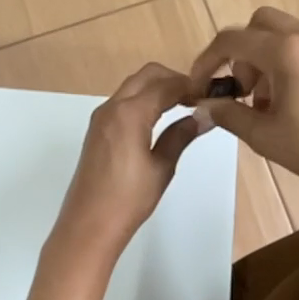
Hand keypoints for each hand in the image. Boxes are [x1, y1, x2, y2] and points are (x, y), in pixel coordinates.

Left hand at [51, 63, 201, 260]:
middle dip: (173, 79)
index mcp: (130, 114)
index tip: (210, 95)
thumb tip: (204, 117)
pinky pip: (122, 102)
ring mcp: (100, 118)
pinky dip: (143, 100)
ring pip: (132, 86)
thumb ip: (180, 136)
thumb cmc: (129, 200)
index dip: (190, 86)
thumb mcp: (161, 167)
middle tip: (196, 98)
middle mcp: (112, 108)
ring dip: (157, 88)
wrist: (89, 224)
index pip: (165, 85)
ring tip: (182, 107)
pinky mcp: (96, 130)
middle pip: (146, 76)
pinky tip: (159, 119)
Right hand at [190, 7, 298, 204]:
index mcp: (285, 51)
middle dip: (239, 52)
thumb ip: (229, 114)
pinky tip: (286, 104)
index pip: (232, 40)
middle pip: (258, 24)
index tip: (198, 88)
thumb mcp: (263, 135)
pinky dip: (283, 64)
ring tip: (263, 104)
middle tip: (239, 89)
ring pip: (281, 35)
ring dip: (261, 59)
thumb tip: (205, 106)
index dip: (206, 61)